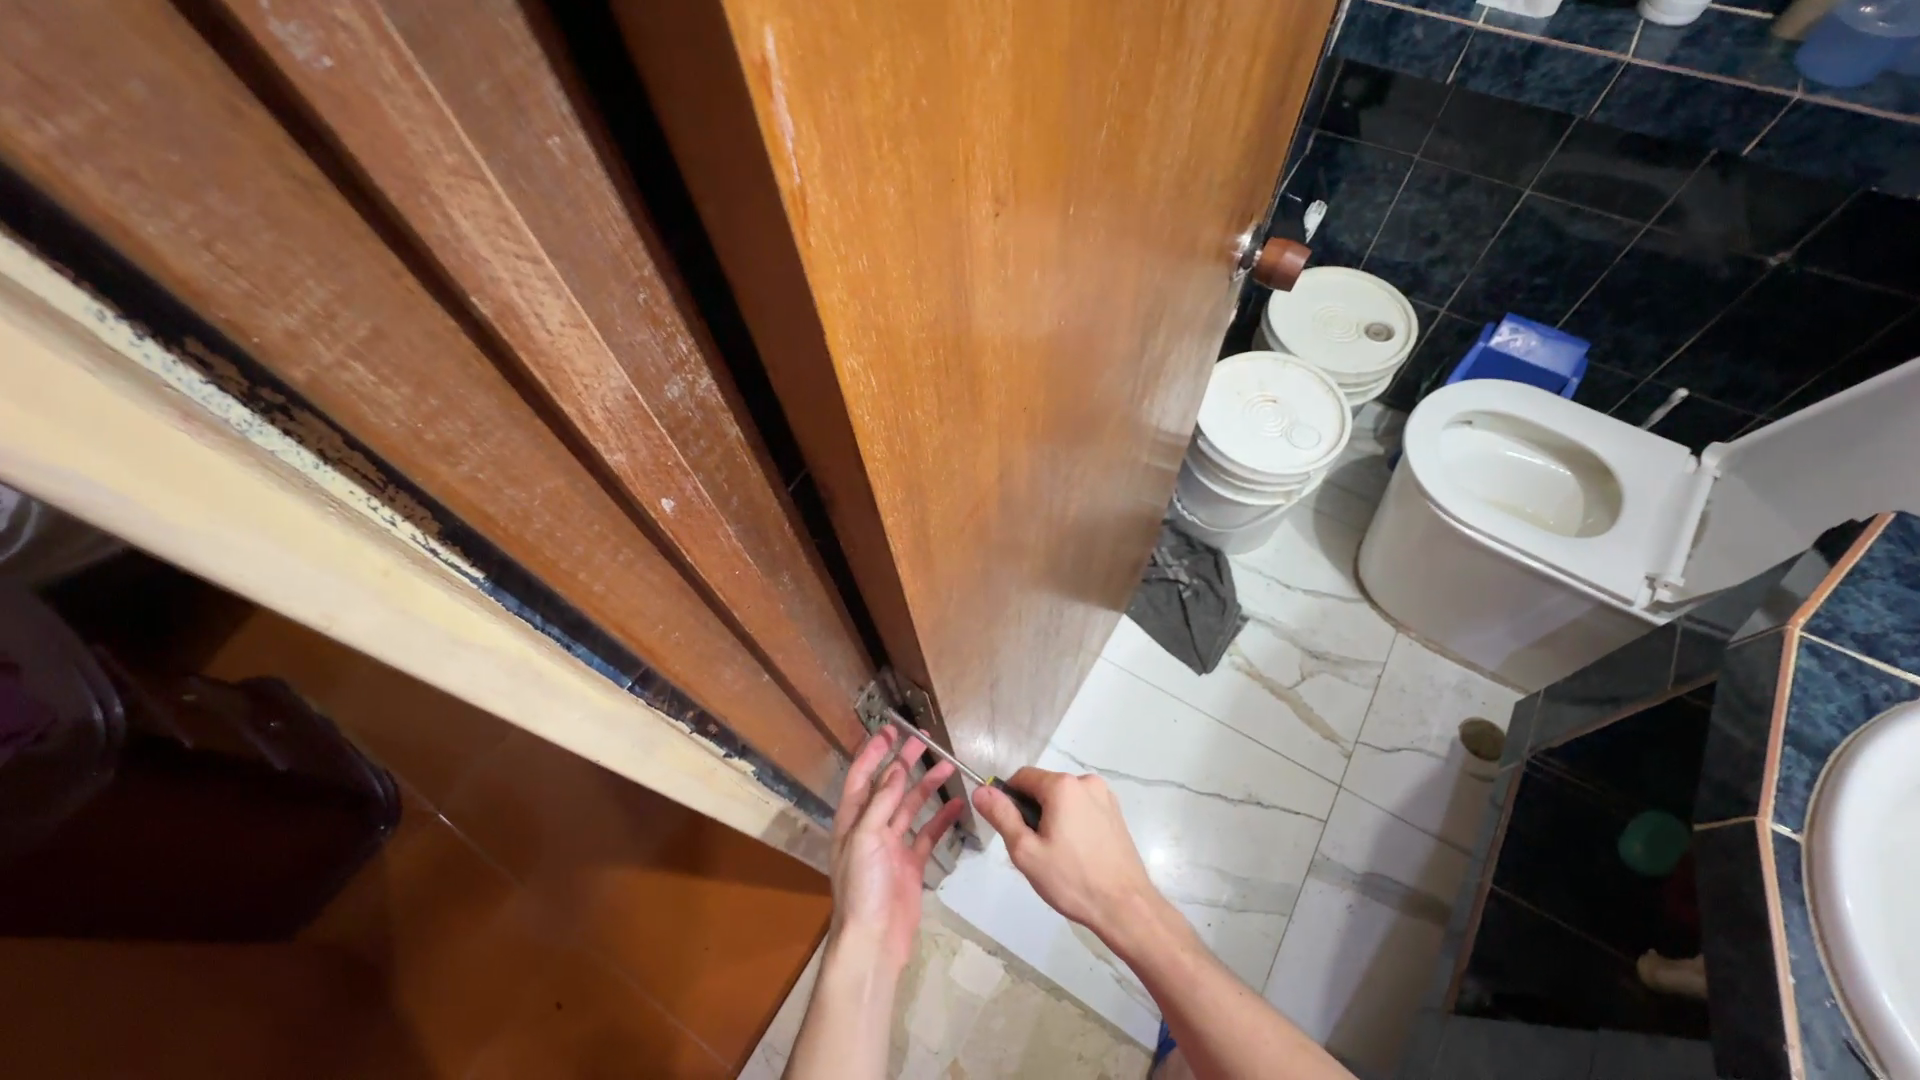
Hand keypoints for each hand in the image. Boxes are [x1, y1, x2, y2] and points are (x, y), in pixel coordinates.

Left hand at [827, 727, 967, 971]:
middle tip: (924, 740)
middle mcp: (870, 829)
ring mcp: (891, 847)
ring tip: (947, 765)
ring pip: (910, 808)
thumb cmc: (862, 888)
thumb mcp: (865, 839)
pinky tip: (956, 804)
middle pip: (888, 787)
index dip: (874, 752)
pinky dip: (941, 819)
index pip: (861, 777)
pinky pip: (927, 835)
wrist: (873, 941)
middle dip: (904, 761)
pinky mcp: (911, 865)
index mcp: (851, 821)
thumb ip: (881, 803)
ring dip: (926, 786)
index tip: (891, 730)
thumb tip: (894, 770)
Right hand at [971, 767, 1158, 940]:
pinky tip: (1076, 855)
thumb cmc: (1072, 879)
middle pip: (1044, 788)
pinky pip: (1082, 809)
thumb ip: (1001, 816)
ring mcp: (1105, 797)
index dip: (1009, 800)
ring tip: (1057, 857)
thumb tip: (981, 790)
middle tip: (1035, 850)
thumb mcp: (1026, 851)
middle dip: (1033, 812)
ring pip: (1064, 800)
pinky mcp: (1116, 814)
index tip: (1012, 830)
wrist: (1126, 906)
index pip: (1022, 777)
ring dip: (1053, 819)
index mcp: (1063, 785)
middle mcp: (1086, 782)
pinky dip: (1072, 824)